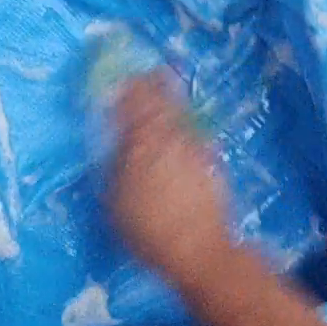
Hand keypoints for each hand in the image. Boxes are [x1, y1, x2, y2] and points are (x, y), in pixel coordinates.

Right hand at [108, 72, 239, 287]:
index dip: (126, 84)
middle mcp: (171, 135)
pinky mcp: (213, 162)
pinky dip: (185, 133)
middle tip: (147, 75)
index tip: (120, 77)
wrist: (198, 250)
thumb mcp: (113, 201)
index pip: (133, 98)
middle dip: (153, 83)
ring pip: (181, 114)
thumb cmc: (147, 230)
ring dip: (171, 105)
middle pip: (163, 96)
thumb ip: (114, 167)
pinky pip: (195, 136)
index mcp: (141, 140)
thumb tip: (116, 149)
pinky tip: (180, 143)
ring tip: (162, 104)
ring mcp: (196, 146)